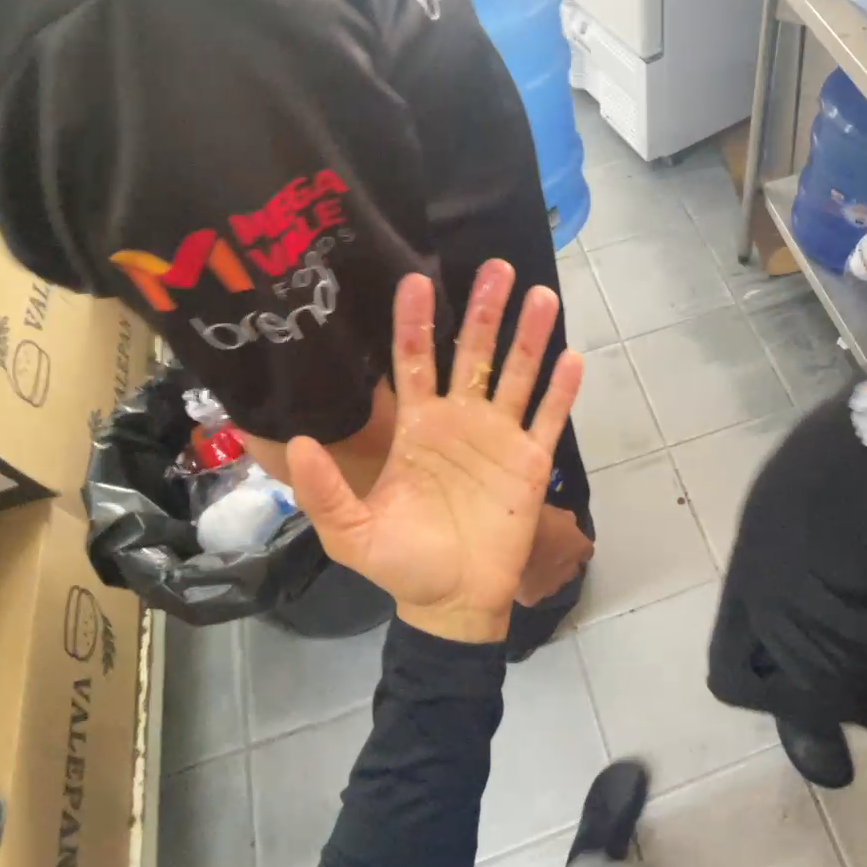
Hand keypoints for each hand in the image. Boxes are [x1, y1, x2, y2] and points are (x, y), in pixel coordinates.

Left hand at [286, 261, 582, 643]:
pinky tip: (572, 357)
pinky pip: (549, 418)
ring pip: (518, 375)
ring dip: (530, 336)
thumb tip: (294, 441)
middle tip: (496, 267)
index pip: (416, 362)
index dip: (416, 322)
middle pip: (475, 354)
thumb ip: (324, 491)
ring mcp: (501, 437)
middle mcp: (461, 420)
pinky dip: (561, 390)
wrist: (454, 599)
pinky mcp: (532, 462)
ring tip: (542, 295)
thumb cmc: (402, 564)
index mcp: (418, 428)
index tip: (416, 279)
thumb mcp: (351, 533)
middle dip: (484, 311)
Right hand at [519, 506, 594, 606]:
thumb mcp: (553, 511)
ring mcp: (552, 586)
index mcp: (579, 546)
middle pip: (570, 569)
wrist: (508, 540)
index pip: (585, 550)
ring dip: (545, 577)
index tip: (563, 541)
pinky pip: (533, 593)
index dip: (574, 546)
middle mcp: (570, 570)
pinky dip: (527, 587)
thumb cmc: (532, 518)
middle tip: (544, 553)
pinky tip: (516, 577)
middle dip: (560, 563)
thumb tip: (569, 522)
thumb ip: (564, 520)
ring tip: (528, 566)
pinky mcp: (533, 597)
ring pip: (552, 583)